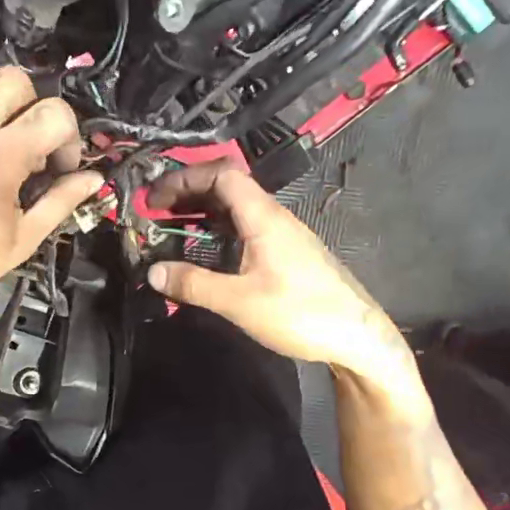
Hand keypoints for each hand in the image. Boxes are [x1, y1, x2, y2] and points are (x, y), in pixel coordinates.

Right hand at [145, 160, 408, 378]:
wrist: (357, 336)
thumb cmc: (300, 313)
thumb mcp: (239, 302)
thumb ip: (194, 284)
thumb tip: (152, 272)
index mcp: (263, 217)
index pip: (222, 174)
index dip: (185, 178)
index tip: (155, 199)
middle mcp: (273, 217)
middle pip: (227, 187)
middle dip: (188, 194)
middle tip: (155, 213)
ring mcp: (283, 235)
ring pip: (237, 210)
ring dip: (203, 214)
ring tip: (172, 232)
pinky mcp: (288, 253)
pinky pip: (246, 229)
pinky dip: (219, 233)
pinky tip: (206, 255)